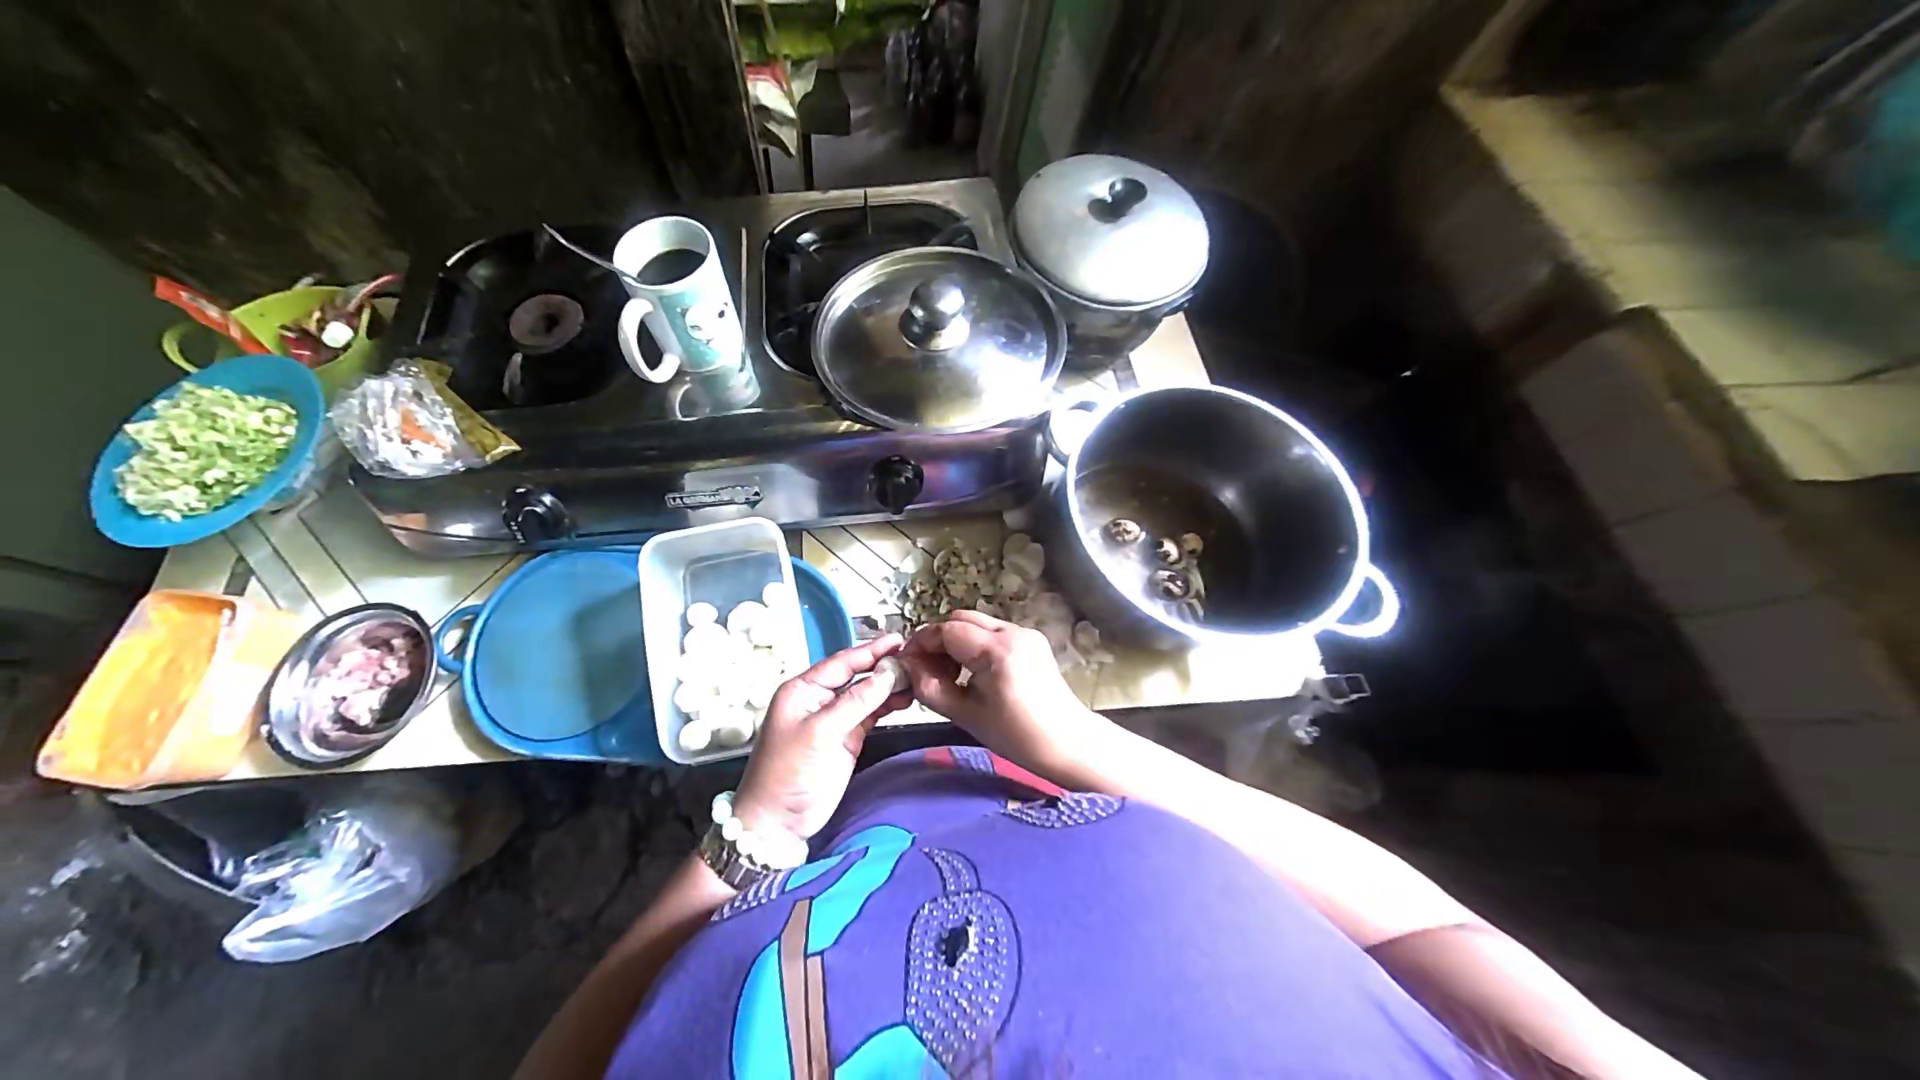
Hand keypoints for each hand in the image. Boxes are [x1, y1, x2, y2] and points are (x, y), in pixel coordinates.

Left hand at [732, 635, 908, 852]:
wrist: (778, 823)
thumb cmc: (788, 773)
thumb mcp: (819, 733)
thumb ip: (855, 701)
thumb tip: (887, 673)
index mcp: (803, 689)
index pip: (842, 662)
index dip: (871, 651)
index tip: (899, 640)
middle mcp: (819, 698)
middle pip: (857, 674)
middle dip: (884, 666)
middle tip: (915, 657)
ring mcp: (835, 718)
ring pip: (867, 693)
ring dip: (889, 685)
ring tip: (917, 677)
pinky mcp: (847, 737)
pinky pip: (871, 713)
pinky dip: (888, 705)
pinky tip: (906, 698)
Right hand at [899, 610, 1111, 777]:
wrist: (1068, 744)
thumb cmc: (1017, 736)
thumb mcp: (965, 715)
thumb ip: (930, 687)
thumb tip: (910, 667)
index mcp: (997, 650)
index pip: (947, 630)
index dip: (921, 643)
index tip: (907, 662)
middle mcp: (1012, 632)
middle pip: (961, 619)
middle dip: (937, 639)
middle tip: (925, 669)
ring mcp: (1025, 633)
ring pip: (976, 624)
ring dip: (955, 642)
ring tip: (948, 675)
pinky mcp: (1031, 641)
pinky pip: (992, 633)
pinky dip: (974, 645)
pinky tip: (971, 673)